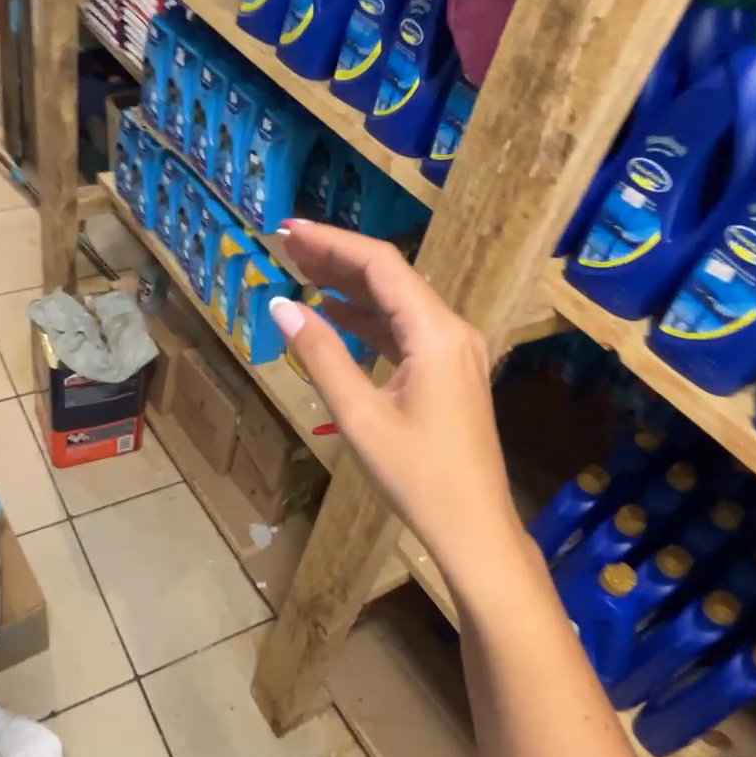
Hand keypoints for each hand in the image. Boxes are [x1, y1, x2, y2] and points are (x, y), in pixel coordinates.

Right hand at [269, 221, 517, 560]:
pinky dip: (369, 319)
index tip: (289, 230)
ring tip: (302, 272)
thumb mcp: (360, 416)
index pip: (380, 266)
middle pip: (391, 277)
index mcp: (435, 333)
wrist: (473, 526)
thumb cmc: (417, 476)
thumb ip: (321, 355)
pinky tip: (336, 316)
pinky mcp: (450, 372)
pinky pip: (405, 331)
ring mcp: (455, 351)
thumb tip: (282, 306)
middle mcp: (451, 330)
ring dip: (351, 287)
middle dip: (338, 259)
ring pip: (397, 303)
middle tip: (287, 245)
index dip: (332, 242)